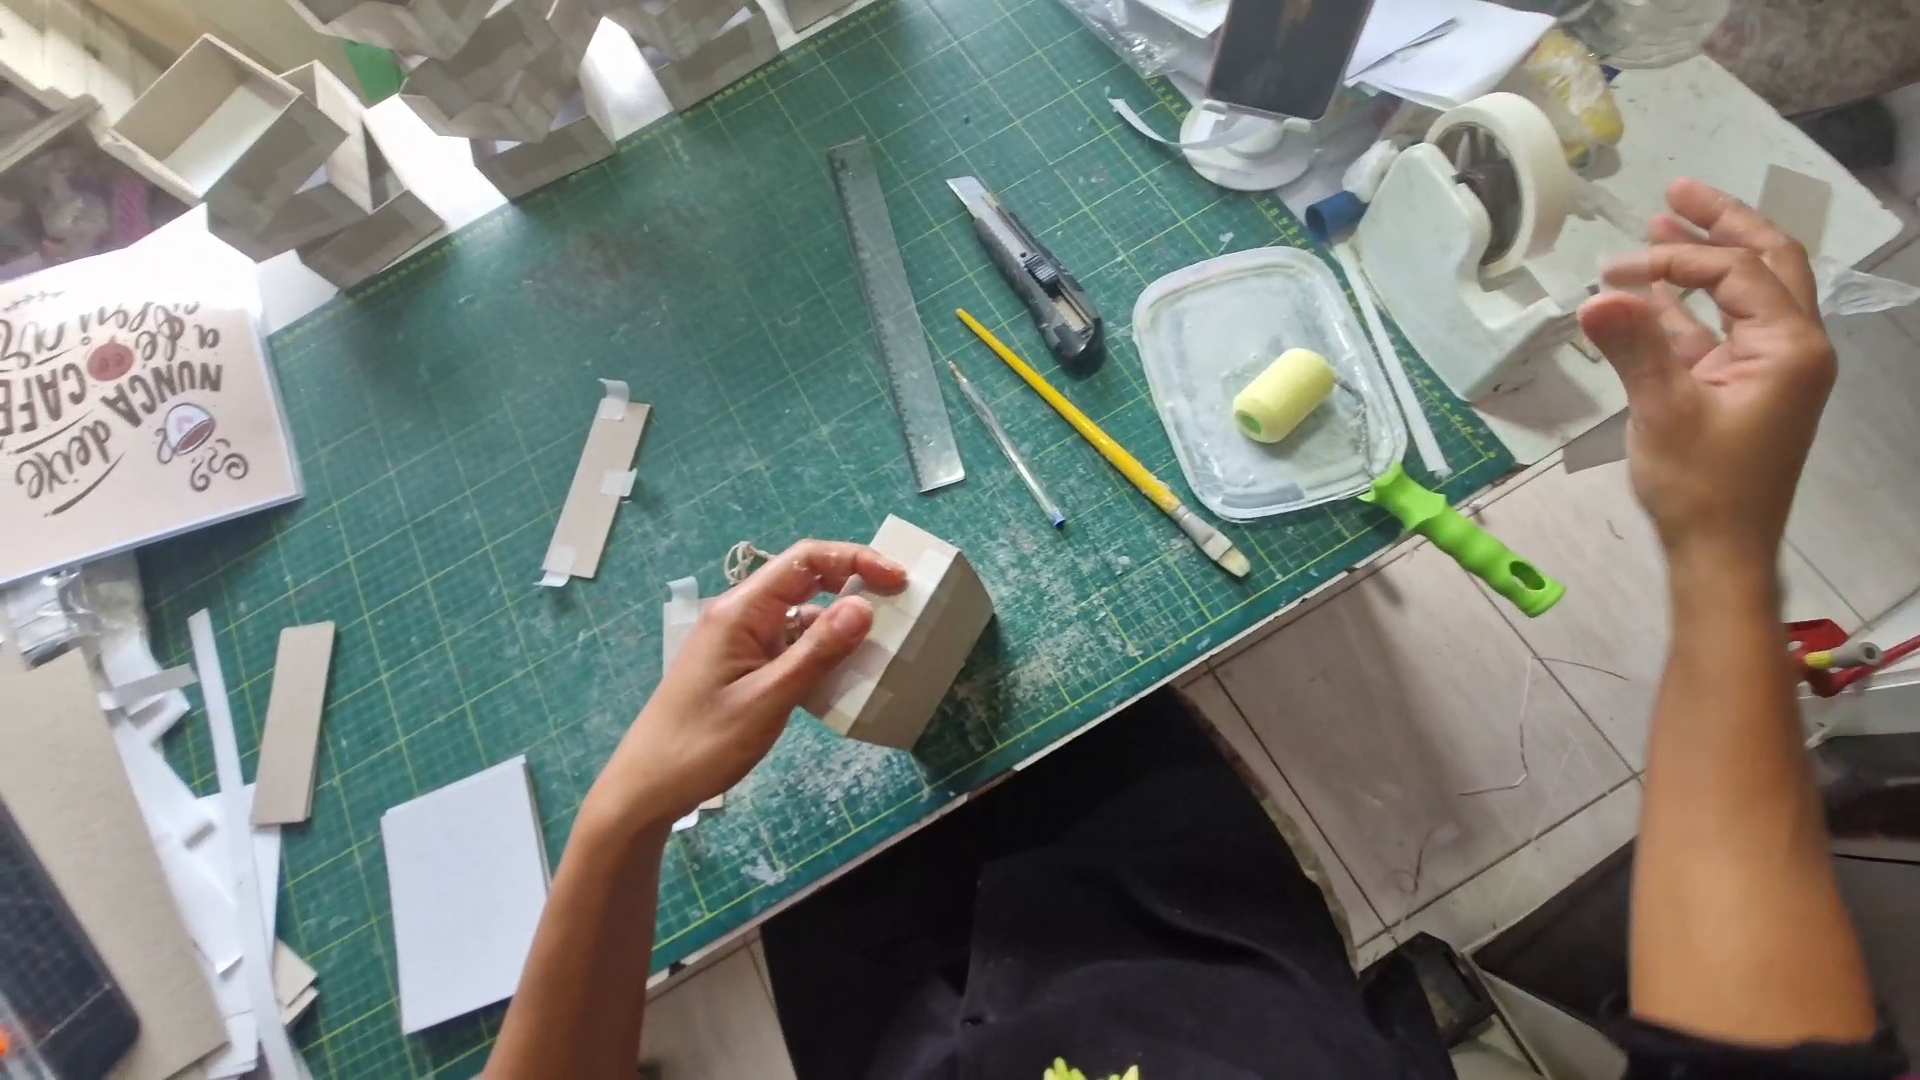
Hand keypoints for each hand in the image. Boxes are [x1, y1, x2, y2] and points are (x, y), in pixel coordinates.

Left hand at [580, 541, 908, 836]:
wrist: (647, 788)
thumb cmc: (702, 743)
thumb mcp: (767, 699)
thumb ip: (817, 652)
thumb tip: (863, 607)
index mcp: (742, 610)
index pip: (805, 560)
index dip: (855, 559)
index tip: (897, 579)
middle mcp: (742, 614)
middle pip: (805, 579)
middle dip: (853, 582)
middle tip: (898, 600)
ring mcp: (743, 639)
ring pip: (802, 613)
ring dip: (840, 621)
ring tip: (880, 639)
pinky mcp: (746, 664)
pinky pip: (792, 643)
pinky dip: (822, 650)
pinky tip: (844, 672)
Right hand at [1579, 178, 1835, 571]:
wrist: (1719, 544)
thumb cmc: (1701, 482)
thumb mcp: (1664, 412)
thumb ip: (1634, 349)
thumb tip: (1596, 297)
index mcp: (1790, 346)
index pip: (1739, 274)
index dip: (1680, 256)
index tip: (1617, 264)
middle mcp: (1790, 346)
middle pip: (1766, 265)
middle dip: (1721, 226)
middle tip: (1677, 193)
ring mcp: (1764, 367)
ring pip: (1743, 295)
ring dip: (1704, 261)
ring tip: (1663, 225)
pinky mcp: (1734, 388)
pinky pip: (1713, 332)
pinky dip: (1684, 307)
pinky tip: (1652, 293)